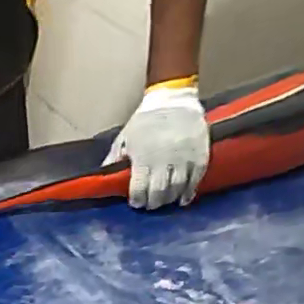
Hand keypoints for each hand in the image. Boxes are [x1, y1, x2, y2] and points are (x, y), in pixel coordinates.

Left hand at [104, 83, 209, 208]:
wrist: (173, 98)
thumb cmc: (144, 122)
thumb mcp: (123, 139)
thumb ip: (113, 160)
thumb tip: (102, 179)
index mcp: (144, 158)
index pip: (139, 190)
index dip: (137, 200)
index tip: (136, 203)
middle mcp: (165, 159)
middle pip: (159, 192)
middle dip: (153, 203)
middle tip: (150, 205)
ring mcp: (185, 156)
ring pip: (178, 187)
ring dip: (170, 199)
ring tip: (164, 202)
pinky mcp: (201, 152)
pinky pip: (197, 177)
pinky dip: (190, 191)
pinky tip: (183, 198)